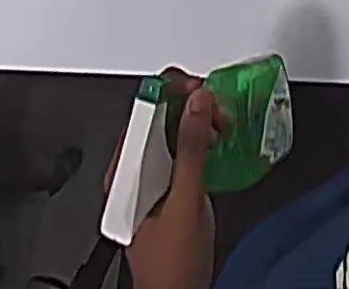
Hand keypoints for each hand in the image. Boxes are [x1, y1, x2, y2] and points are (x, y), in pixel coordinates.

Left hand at [114, 69, 226, 288]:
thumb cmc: (173, 263)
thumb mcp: (185, 200)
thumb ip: (191, 148)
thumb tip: (197, 99)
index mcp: (126, 173)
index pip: (143, 113)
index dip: (170, 91)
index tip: (199, 85)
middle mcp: (135, 171)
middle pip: (159, 117)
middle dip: (192, 104)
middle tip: (218, 109)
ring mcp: (153, 177)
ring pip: (174, 129)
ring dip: (201, 119)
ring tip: (222, 124)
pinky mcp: (171, 183)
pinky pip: (185, 145)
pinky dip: (204, 135)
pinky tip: (219, 138)